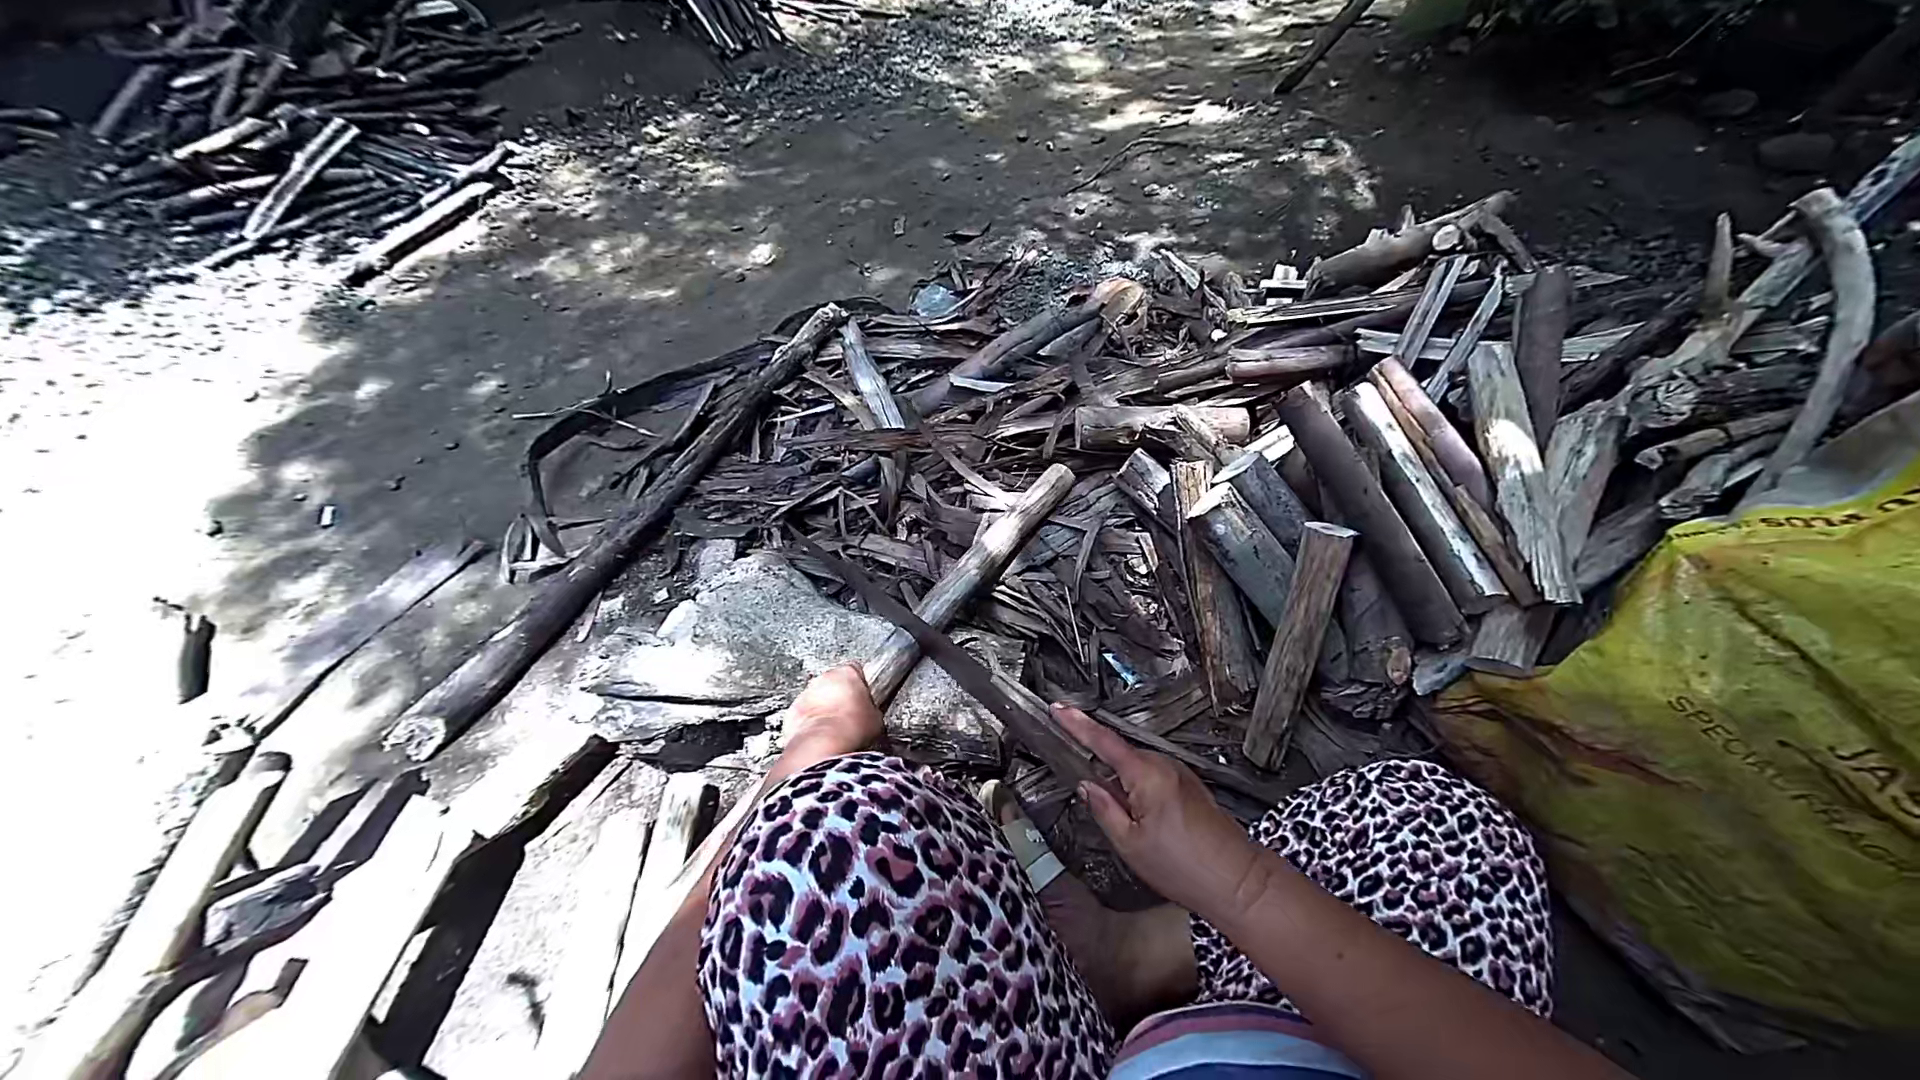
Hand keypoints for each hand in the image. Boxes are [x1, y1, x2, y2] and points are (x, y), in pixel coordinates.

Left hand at [782, 663, 884, 757]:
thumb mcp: (876, 719)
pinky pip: (801, 716)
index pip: (856, 670)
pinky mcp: (791, 713)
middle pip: (832, 683)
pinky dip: (808, 724)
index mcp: (846, 673)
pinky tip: (819, 738)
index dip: (860, 686)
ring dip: (822, 711)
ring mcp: (804, 695)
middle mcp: (822, 679)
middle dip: (838, 697)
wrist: (823, 747)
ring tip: (833, 731)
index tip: (863, 699)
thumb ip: (872, 709)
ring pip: (815, 699)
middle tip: (849, 717)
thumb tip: (872, 717)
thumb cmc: (851, 729)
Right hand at [1053, 704, 1265, 922]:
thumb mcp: (1130, 844)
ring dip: (1125, 787)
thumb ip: (1103, 808)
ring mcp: (1180, 774)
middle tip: (1097, 803)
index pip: (1103, 741)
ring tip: (1132, 827)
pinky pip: (1153, 778)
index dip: (1077, 723)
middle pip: (1119, 756)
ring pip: (1136, 769)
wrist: (1238, 882)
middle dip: (1103, 772)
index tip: (1058, 710)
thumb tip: (1087, 786)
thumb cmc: (1188, 867)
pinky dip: (1141, 792)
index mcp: (1147, 775)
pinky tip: (1147, 823)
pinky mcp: (1189, 785)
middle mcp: (1165, 766)